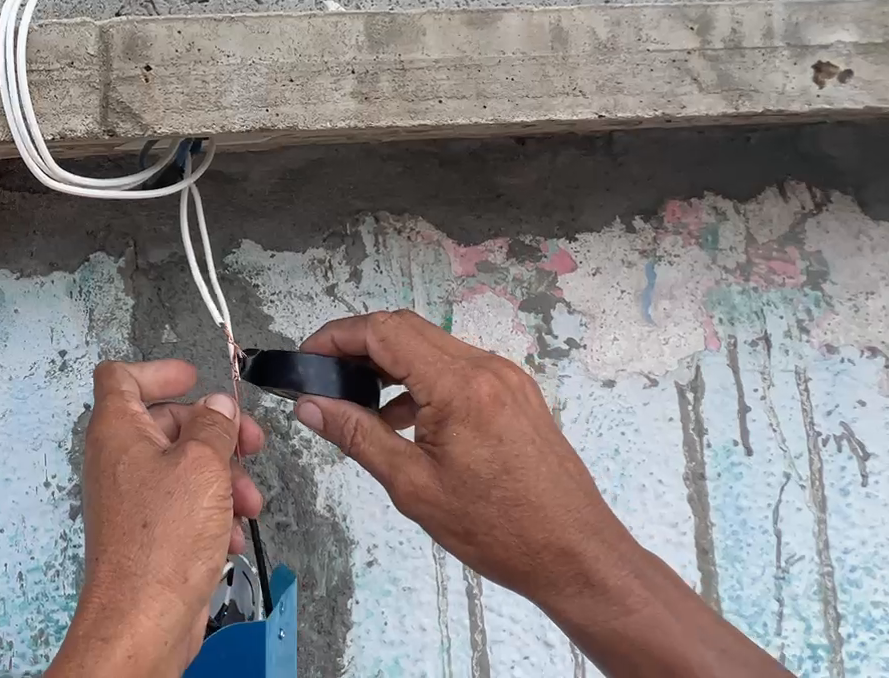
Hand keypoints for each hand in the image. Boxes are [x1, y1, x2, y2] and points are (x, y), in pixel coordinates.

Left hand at [49, 360, 264, 677]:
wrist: (143, 619)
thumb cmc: (160, 542)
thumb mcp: (202, 466)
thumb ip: (213, 426)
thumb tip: (217, 405)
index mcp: (117, 428)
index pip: (121, 376)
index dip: (157, 371)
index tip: (192, 376)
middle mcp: (118, 456)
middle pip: (166, 421)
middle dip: (212, 430)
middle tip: (249, 442)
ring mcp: (130, 494)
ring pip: (181, 465)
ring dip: (221, 476)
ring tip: (248, 500)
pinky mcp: (145, 528)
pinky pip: (182, 502)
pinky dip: (210, 510)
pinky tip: (231, 532)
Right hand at [292, 310, 787, 676]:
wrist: (582, 560)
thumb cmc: (499, 529)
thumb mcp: (412, 485)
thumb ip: (355, 434)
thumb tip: (309, 405)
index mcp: (459, 385)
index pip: (382, 331)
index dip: (336, 336)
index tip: (307, 357)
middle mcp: (484, 367)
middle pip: (403, 327)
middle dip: (356, 342)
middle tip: (323, 371)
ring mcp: (503, 377)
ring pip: (427, 342)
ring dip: (385, 358)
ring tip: (355, 394)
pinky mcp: (512, 392)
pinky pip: (451, 365)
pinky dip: (415, 375)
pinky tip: (399, 415)